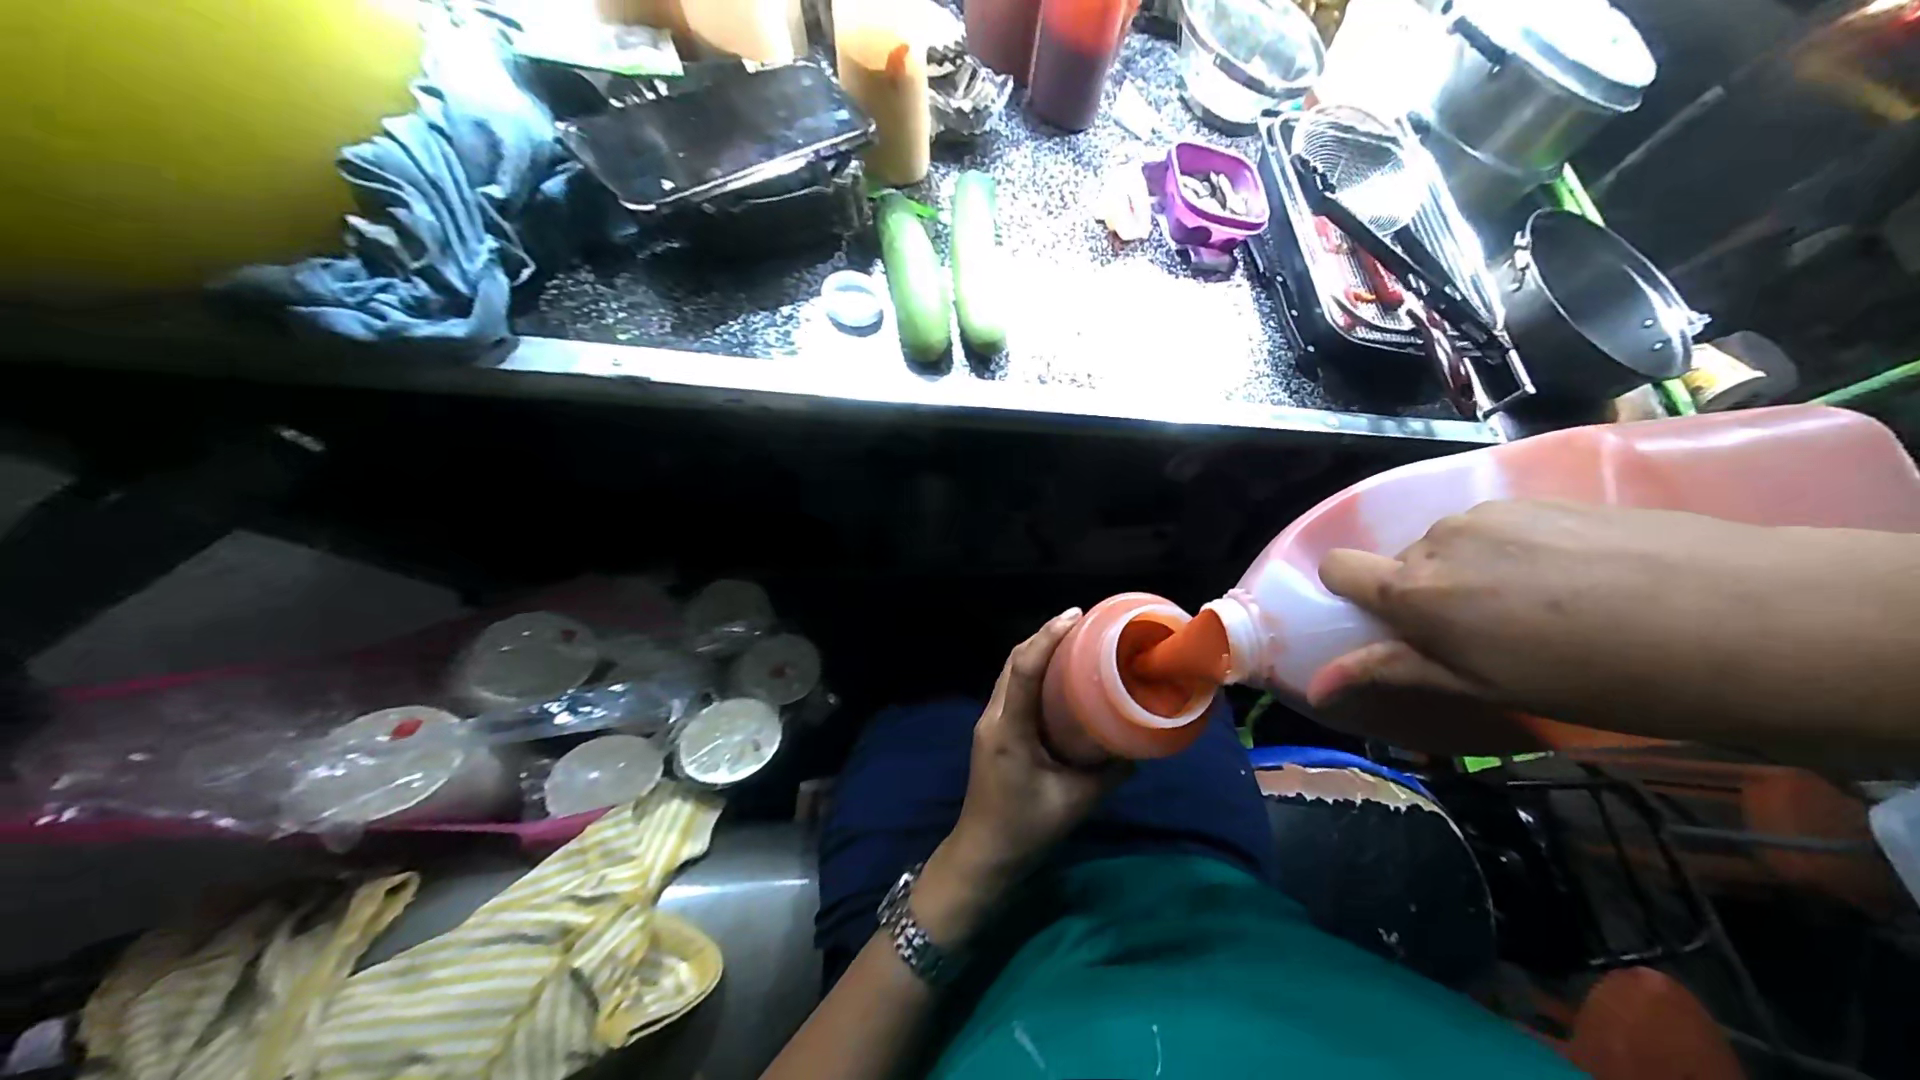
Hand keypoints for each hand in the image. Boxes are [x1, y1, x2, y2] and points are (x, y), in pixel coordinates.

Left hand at [913, 610, 1129, 943]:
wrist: (983, 853)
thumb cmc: (1027, 828)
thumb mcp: (1077, 802)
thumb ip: (1111, 772)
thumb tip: (1140, 745)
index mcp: (1009, 729)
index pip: (1023, 669)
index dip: (1047, 637)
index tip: (1076, 616)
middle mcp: (993, 716)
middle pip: (1014, 661)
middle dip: (1045, 635)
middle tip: (1083, 623)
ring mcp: (989, 721)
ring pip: (1010, 671)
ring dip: (1037, 650)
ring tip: (1073, 640)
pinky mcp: (993, 729)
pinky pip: (1011, 687)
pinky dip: (1032, 670)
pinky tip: (1057, 675)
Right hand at [1309, 500, 1919, 761]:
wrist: (1742, 618)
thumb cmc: (1595, 675)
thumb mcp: (1485, 686)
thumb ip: (1397, 670)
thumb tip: (1321, 685)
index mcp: (1415, 589)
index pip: (1338, 567)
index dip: (1349, 591)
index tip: (1386, 619)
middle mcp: (1439, 538)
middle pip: (1403, 561)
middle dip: (1426, 591)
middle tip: (1486, 632)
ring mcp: (1494, 512)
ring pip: (1453, 543)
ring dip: (1471, 571)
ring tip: (1541, 605)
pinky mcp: (1545, 496)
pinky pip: (1499, 526)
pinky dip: (1514, 550)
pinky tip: (1576, 578)